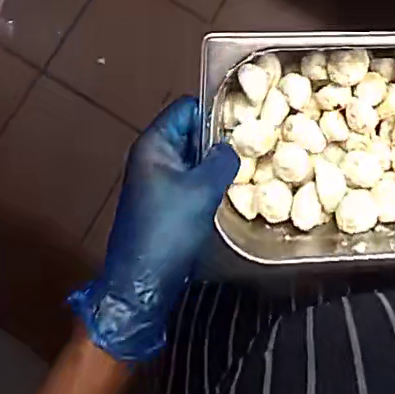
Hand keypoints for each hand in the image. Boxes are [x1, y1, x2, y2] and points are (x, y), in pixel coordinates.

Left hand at [68, 96, 237, 361]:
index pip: (187, 108)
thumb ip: (222, 159)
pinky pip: (191, 176)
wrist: (141, 285)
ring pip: (194, 155)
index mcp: (153, 145)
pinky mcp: (165, 200)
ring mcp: (157, 180)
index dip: (215, 108)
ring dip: (216, 158)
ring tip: (249, 159)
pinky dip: (210, 177)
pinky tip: (232, 184)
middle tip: (253, 138)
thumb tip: (235, 144)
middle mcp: (152, 157)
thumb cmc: (167, 230)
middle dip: (219, 134)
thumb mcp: (202, 189)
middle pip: (191, 130)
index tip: (246, 115)